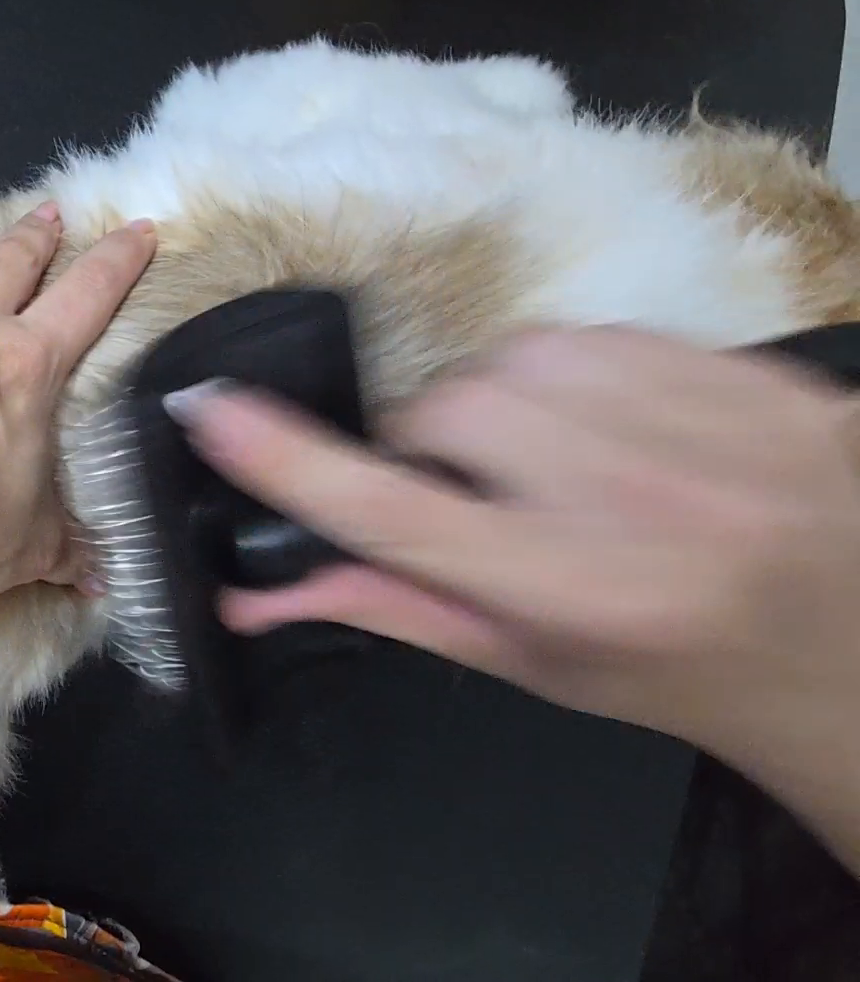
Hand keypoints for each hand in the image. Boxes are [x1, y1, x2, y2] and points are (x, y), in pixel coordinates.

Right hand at [171, 325, 859, 772]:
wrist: (858, 657)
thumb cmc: (657, 668)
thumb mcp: (507, 653)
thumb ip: (371, 602)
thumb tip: (244, 593)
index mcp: (571, 592)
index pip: (387, 514)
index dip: (285, 460)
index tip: (208, 410)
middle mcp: (648, 508)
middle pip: (447, 411)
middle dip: (425, 443)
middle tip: (465, 487)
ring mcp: (721, 432)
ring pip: (511, 360)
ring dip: (491, 403)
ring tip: (537, 453)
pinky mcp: (764, 380)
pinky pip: (592, 335)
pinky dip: (562, 373)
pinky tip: (598, 422)